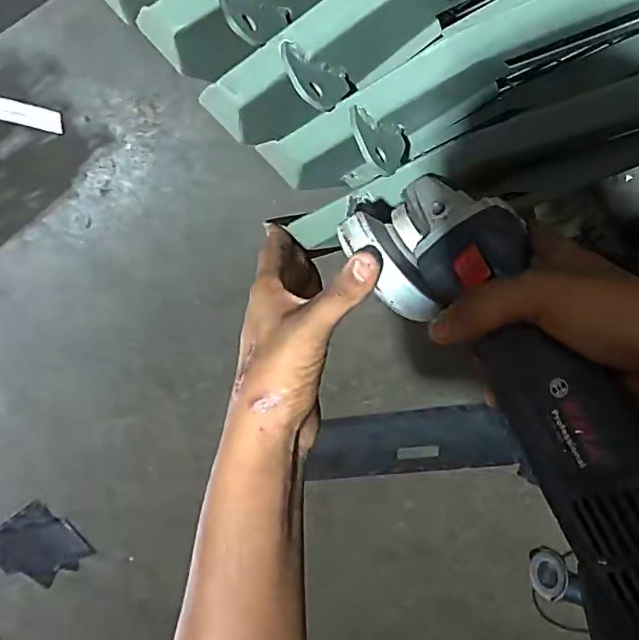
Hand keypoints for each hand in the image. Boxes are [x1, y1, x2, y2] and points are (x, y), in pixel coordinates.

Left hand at [229, 225, 378, 441]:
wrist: (271, 427)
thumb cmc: (277, 371)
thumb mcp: (312, 325)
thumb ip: (342, 292)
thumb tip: (372, 255)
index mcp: (266, 295)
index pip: (273, 252)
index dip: (284, 231)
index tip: (300, 211)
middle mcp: (273, 307)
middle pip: (287, 269)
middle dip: (304, 248)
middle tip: (329, 227)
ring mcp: (285, 329)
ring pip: (299, 290)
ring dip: (314, 273)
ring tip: (336, 255)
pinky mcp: (300, 349)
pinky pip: (312, 312)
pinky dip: (324, 298)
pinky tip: (338, 299)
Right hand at [428, 230, 638, 381]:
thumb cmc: (607, 312)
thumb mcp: (543, 294)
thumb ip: (488, 305)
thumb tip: (435, 329)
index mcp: (553, 254)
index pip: (505, 241)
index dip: (474, 252)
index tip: (439, 277)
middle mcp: (556, 286)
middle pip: (503, 296)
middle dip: (479, 320)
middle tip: (453, 341)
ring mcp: (565, 326)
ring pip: (516, 337)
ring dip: (498, 359)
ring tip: (484, 380)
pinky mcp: (573, 362)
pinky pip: (534, 369)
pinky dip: (518, 382)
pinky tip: (503, 398)